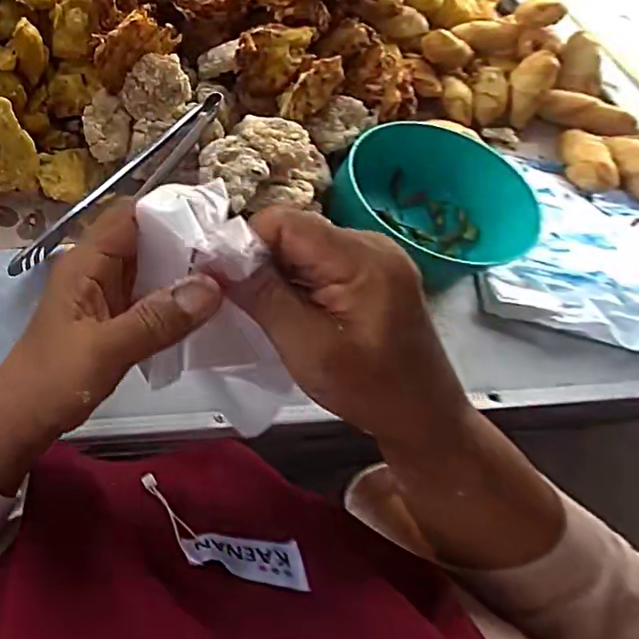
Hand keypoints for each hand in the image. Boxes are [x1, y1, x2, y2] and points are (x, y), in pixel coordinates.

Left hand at [0, 201, 223, 493]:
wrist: (21, 416)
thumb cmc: (52, 380)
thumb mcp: (106, 349)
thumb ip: (157, 319)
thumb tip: (213, 285)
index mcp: (83, 263)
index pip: (127, 216)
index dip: (170, 209)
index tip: (218, 215)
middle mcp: (92, 269)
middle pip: (142, 237)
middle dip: (186, 239)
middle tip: (238, 250)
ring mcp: (101, 293)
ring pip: (147, 266)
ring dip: (183, 268)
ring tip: (234, 272)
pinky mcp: (110, 317)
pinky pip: (147, 294)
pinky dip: (173, 295)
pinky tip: (206, 305)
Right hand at [233, 207, 561, 569]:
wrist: (424, 419)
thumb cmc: (369, 388)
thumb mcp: (305, 345)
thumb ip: (261, 293)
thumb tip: (214, 257)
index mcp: (360, 257)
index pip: (281, 220)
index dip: (244, 243)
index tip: (225, 279)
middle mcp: (369, 243)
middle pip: (288, 227)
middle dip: (257, 258)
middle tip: (246, 299)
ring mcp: (372, 255)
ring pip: (297, 241)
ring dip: (273, 269)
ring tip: (272, 308)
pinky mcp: (367, 269)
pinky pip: (313, 256)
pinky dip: (292, 276)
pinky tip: (292, 307)